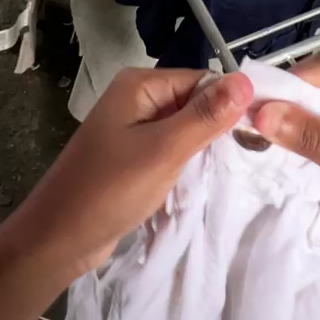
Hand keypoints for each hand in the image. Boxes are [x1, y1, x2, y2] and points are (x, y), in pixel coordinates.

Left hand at [13, 68, 253, 277]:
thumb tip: (246, 80)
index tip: (261, 132)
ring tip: (231, 168)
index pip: (202, 80)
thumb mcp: (163, 151)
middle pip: (195, 101)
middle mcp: (136, 97)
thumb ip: (205, 116)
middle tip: (251, 154)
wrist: (57, 239)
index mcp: (140, 84)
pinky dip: (187, 161)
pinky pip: (171, 147)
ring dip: (204, 147)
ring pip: (185, 127)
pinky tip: (202, 179)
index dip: (231, 103)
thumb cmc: (108, 190)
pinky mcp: (133, 154)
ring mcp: (133, 126)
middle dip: (218, 127)